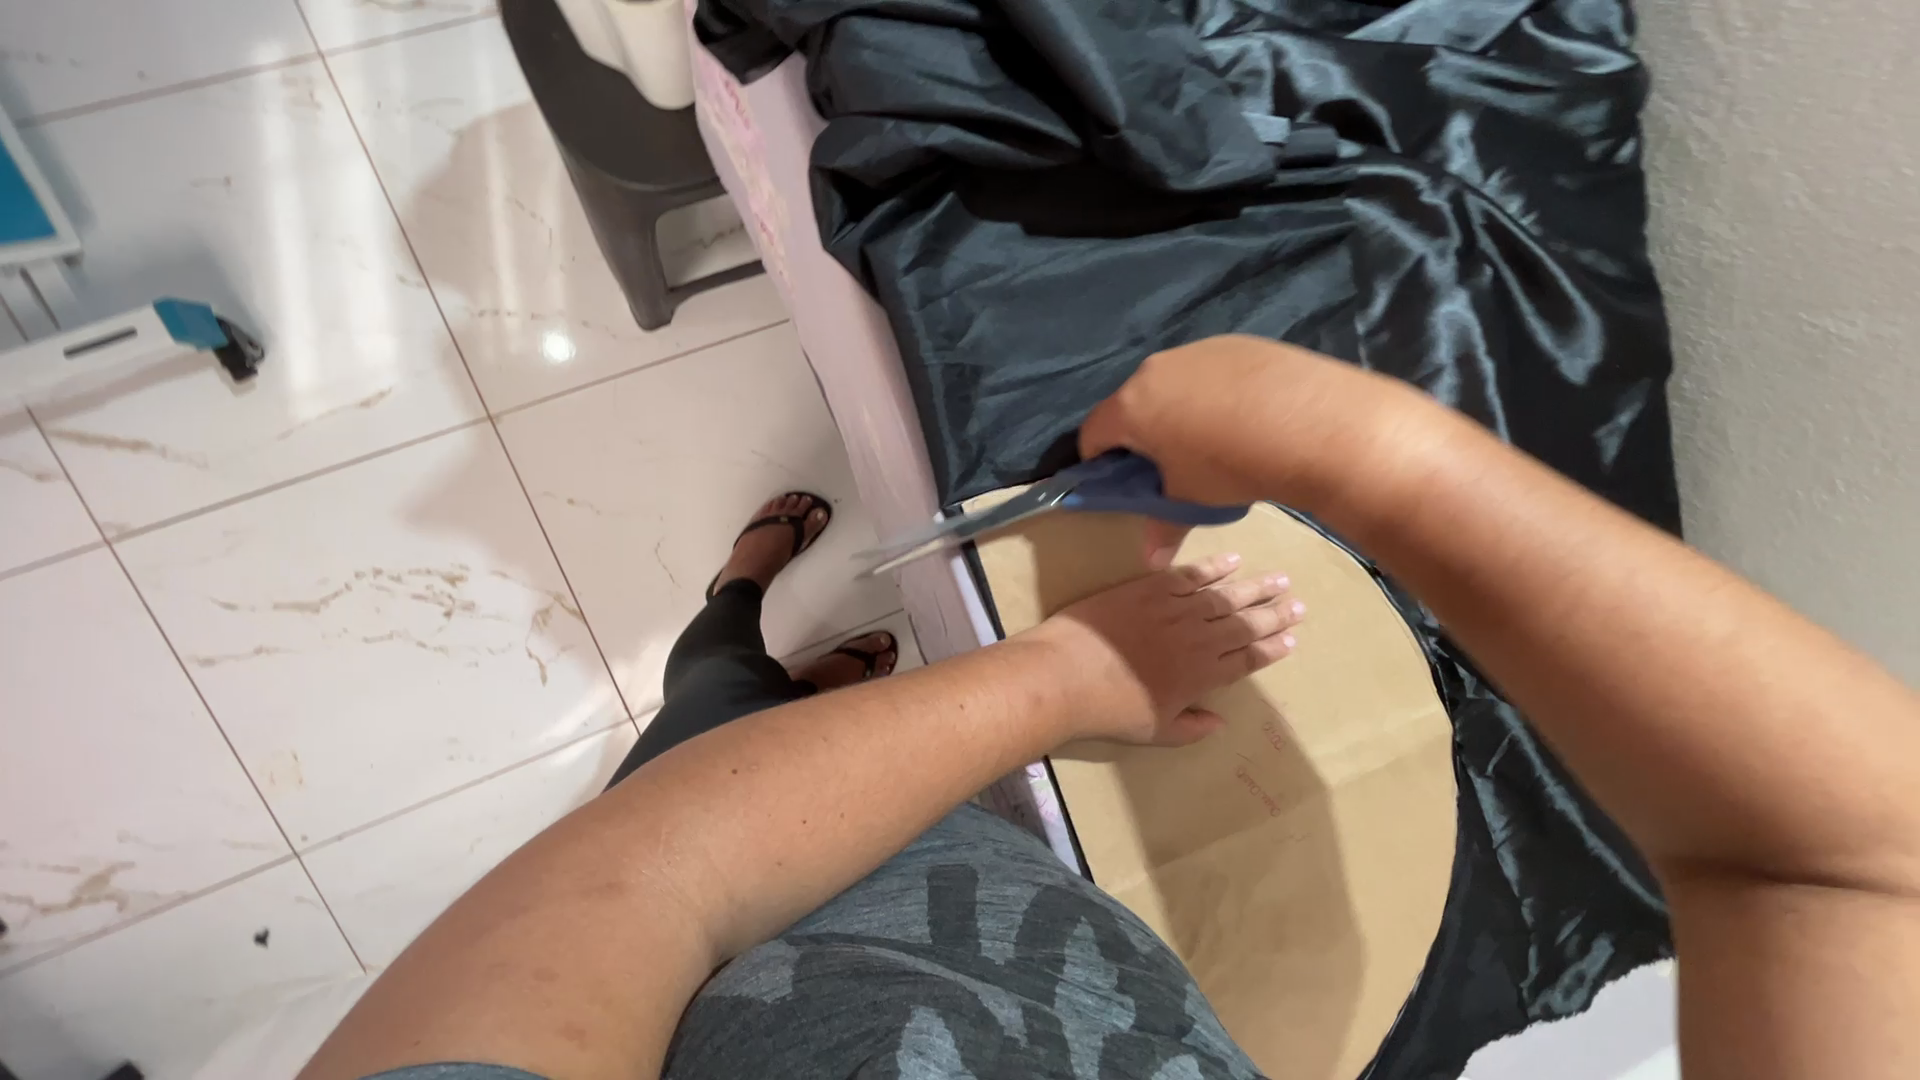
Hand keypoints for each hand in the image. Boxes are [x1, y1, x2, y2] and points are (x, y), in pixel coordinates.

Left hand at [1018, 552, 1304, 746]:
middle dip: (1274, 615)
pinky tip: (1232, 560)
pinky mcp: (1148, 589)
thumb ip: (1190, 728)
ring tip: (1279, 579)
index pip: (1247, 659)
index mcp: (1202, 676)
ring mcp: (1173, 611)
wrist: (1066, 675)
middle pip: (1243, 624)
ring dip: (1254, 587)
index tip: (1292, 639)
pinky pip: (1189, 575)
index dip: (1271, 648)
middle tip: (1298, 604)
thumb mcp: (1154, 731)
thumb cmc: (1109, 710)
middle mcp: (1197, 640)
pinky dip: (1212, 567)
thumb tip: (1220, 722)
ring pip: (1224, 596)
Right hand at [1080, 335, 1438, 564]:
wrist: (1320, 424)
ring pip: (1171, 386)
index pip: (1092, 432)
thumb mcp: (1190, 500)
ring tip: (1213, 443)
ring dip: (1177, 412)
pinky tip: (1245, 419)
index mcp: (1131, 405)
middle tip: (1169, 467)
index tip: (1120, 483)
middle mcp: (1156, 368)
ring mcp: (1198, 350)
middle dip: (1141, 435)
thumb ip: (1162, 526)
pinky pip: (1209, 373)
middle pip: (1131, 405)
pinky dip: (1214, 395)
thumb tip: (1151, 561)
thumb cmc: (1233, 466)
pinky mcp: (1237, 343)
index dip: (1098, 462)